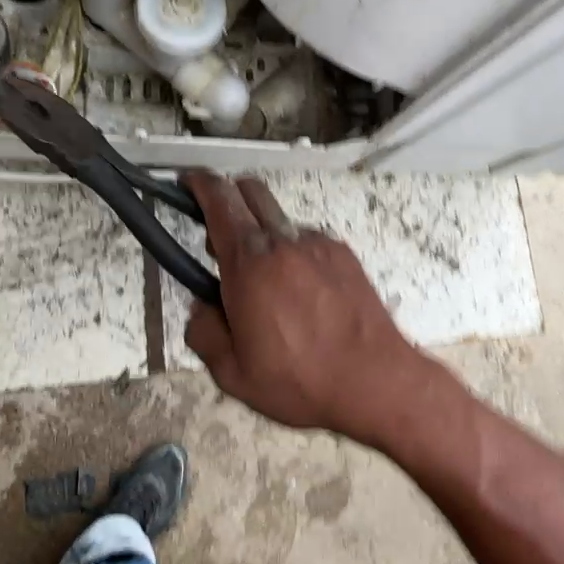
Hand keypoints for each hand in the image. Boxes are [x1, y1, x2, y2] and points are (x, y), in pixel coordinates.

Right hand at [182, 172, 434, 445]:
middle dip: (227, 197)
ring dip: (262, 234)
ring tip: (267, 285)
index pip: (218, 199)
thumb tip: (203, 306)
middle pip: (250, 191)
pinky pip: (307, 240)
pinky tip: (303, 295)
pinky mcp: (343, 254)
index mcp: (249, 263)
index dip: (198, 183)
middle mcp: (283, 241)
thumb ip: (204, 332)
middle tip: (218, 238)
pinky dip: (293, 253)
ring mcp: (318, 243)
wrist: (376, 381)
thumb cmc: (300, 381)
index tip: (187, 182)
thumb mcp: (233, 373)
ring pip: (279, 220)